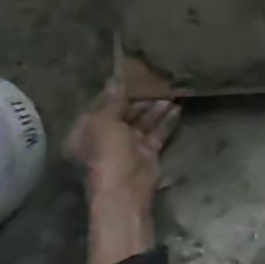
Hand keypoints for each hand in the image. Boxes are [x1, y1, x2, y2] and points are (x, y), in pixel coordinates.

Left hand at [64, 84, 180, 263]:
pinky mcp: (147, 153)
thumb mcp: (104, 121)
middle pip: (124, 112)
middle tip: (156, 81)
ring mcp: (127, 146)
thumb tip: (115, 79)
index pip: (101, 104)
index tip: (130, 73)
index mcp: (86, 130)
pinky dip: (166, 121)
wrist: (125, 190)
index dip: (115, 90)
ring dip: (156, 108)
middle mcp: (105, 137)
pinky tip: (177, 109)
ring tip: (171, 91)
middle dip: (140, 98)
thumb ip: (113, 100)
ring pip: (143, 121)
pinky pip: (157, 133)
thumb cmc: (107, 152)